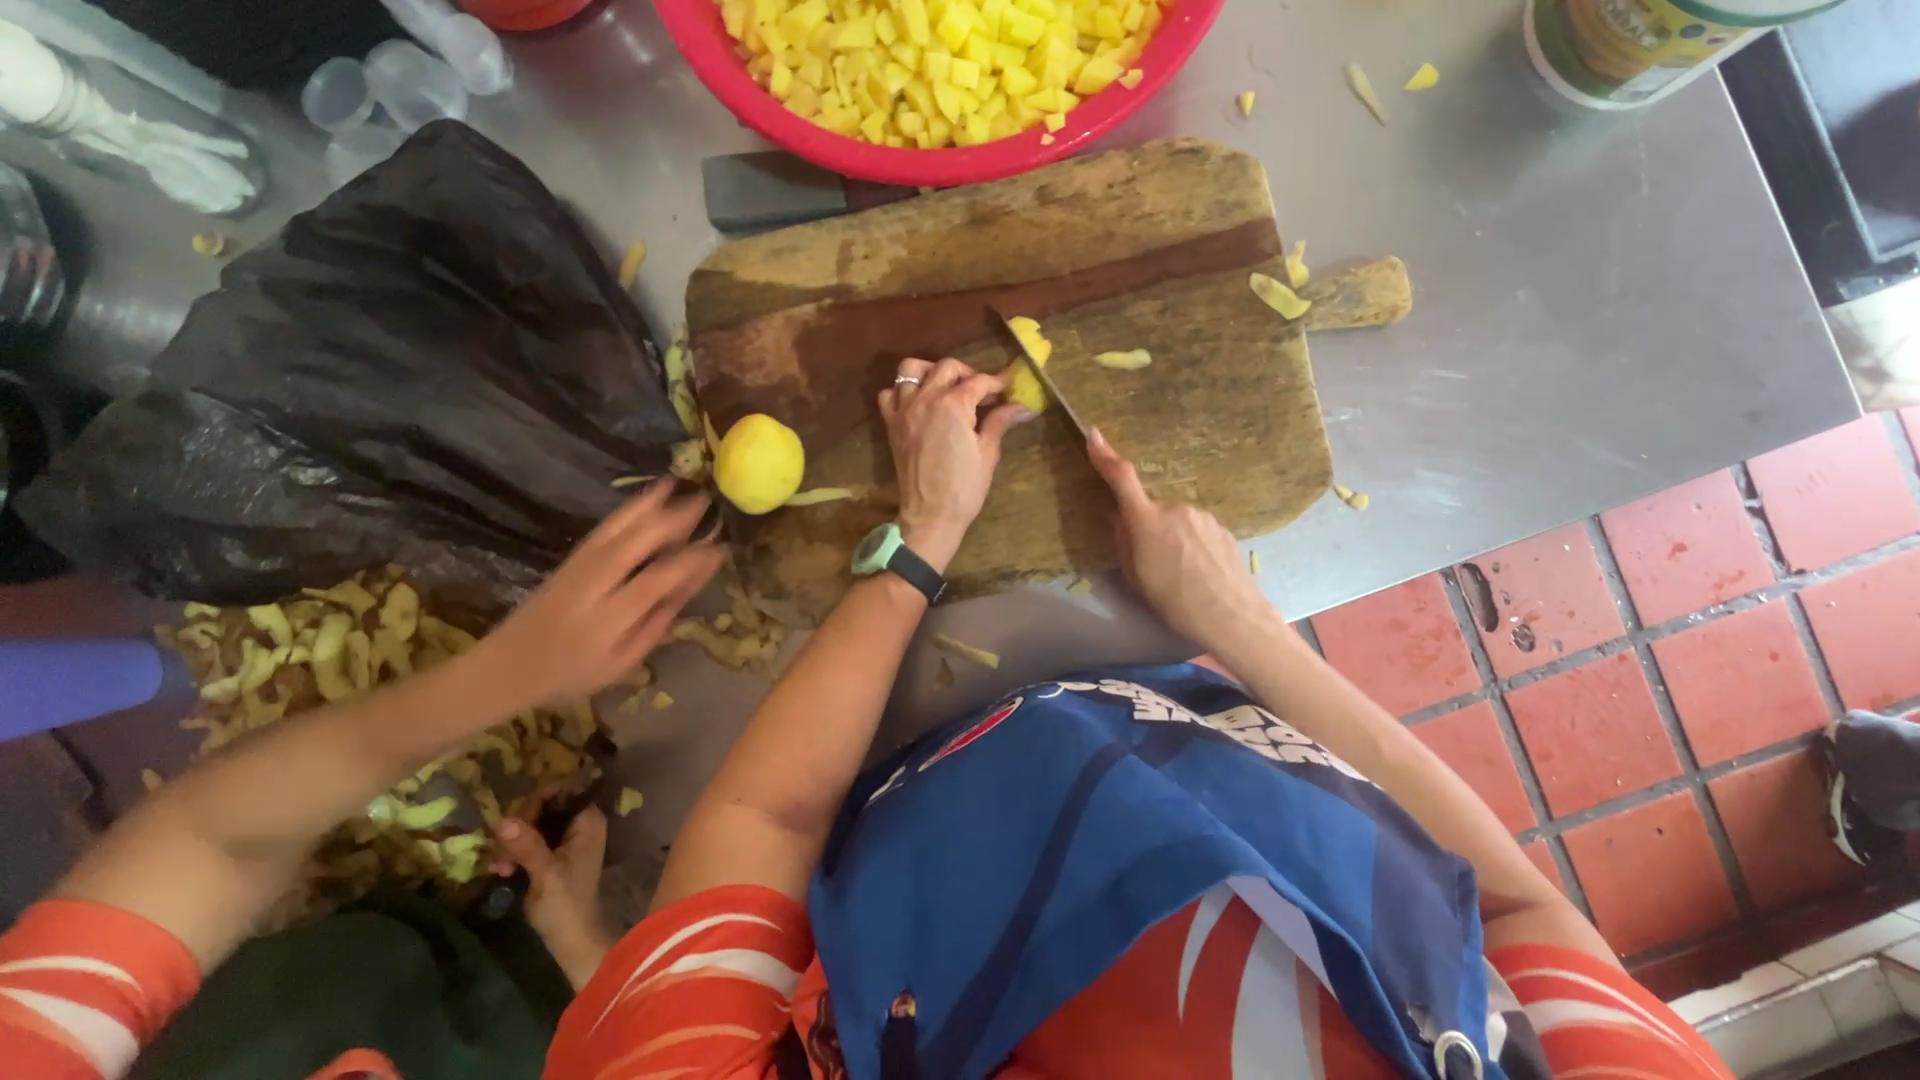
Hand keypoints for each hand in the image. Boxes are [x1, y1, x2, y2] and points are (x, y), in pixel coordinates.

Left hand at [477, 479, 725, 707]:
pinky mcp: (570, 560)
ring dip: (650, 504)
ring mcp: (579, 567)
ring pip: (618, 528)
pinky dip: (628, 510)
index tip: (720, 550)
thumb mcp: (620, 664)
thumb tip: (684, 594)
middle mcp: (594, 584)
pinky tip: (646, 498)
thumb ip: (654, 628)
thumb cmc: (570, 675)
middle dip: (673, 519)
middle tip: (704, 503)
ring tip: (676, 484)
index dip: (692, 562)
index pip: (659, 579)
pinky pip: (604, 528)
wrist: (506, 667)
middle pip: (637, 542)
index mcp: (610, 617)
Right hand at [494, 808, 614, 991]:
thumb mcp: (546, 873)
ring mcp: (565, 839)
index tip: (515, 820)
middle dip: (519, 826)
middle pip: (543, 806)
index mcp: (587, 821)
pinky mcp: (551, 853)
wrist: (570, 937)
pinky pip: (528, 840)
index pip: (562, 792)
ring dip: (512, 842)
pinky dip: (513, 852)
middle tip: (502, 851)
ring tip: (500, 866)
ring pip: (532, 823)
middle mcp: (579, 824)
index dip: (537, 800)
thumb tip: (504, 820)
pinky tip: (501, 870)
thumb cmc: (566, 903)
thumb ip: (528, 845)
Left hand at [878, 357, 1030, 571]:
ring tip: (945, 386)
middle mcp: (925, 399)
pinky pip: (889, 394)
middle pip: (946, 367)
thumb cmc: (964, 487)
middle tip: (980, 391)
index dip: (996, 383)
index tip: (1007, 388)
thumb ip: (999, 422)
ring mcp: (904, 410)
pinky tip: (918, 402)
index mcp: (953, 405)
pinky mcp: (891, 424)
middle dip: (967, 373)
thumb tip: (1023, 407)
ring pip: (912, 370)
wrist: (930, 514)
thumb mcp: (988, 453)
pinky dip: (903, 391)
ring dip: (931, 371)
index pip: (978, 382)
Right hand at [1085, 427, 1277, 648]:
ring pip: (1176, 521)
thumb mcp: (1136, 578)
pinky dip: (1193, 545)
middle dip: (1148, 529)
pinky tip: (1201, 572)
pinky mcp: (1221, 527)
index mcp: (1147, 521)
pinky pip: (1196, 530)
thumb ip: (1124, 543)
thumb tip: (1119, 519)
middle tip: (1154, 564)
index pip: (1122, 479)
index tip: (1094, 436)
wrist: (1232, 615)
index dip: (1105, 456)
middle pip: (1152, 511)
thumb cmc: (1175, 602)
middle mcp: (1175, 509)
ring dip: (1173, 539)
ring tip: (1182, 574)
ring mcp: (1202, 515)